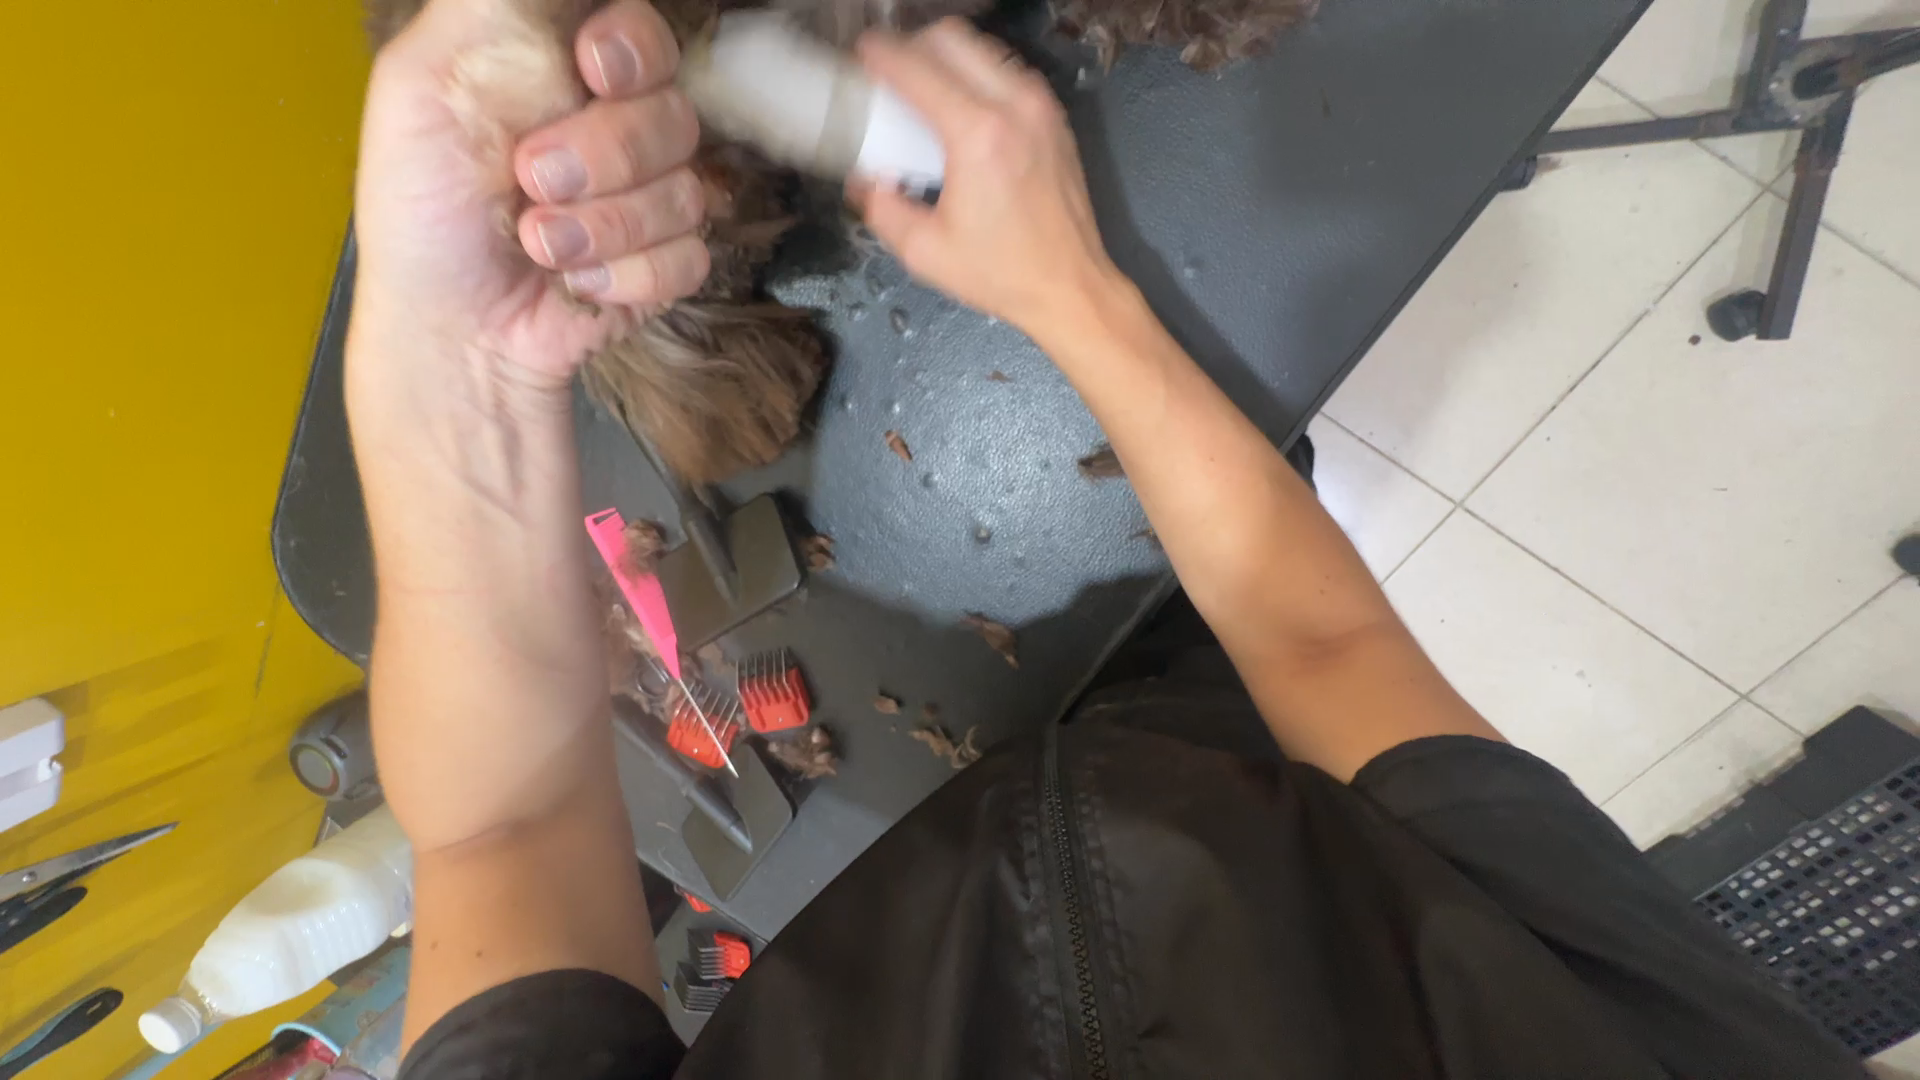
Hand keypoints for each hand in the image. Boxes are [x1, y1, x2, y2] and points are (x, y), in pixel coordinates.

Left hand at [350, 0, 706, 395]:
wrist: (455, 323)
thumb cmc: (425, 209)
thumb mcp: (421, 88)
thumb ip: (490, 18)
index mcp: (566, 73)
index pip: (643, 33)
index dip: (635, 48)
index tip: (593, 71)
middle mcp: (621, 131)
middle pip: (675, 116)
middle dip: (607, 155)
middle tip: (535, 180)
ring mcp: (654, 202)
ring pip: (686, 195)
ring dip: (608, 229)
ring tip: (543, 246)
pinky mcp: (671, 264)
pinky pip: (690, 259)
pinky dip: (629, 278)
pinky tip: (581, 283)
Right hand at [853, 20, 1119, 335]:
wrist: (1068, 287)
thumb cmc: (1001, 274)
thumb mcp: (925, 252)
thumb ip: (881, 208)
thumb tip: (863, 179)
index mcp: (977, 135)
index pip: (916, 67)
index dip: (878, 57)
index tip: (859, 61)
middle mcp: (1014, 106)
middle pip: (950, 38)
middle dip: (912, 48)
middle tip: (892, 80)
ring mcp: (1041, 108)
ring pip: (981, 49)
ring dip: (946, 60)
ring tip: (925, 97)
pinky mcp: (1055, 119)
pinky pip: (1007, 73)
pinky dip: (978, 78)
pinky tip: (963, 115)